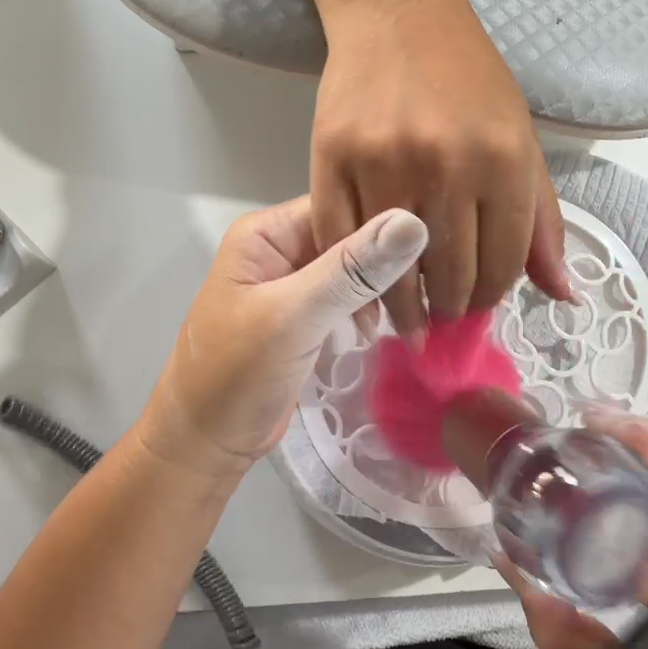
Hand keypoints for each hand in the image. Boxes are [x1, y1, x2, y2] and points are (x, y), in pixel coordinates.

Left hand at [138, 197, 427, 475]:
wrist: (206, 444)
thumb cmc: (236, 375)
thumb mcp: (294, 317)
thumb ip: (352, 271)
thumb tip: (414, 222)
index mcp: (267, 232)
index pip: (342, 204)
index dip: (390, 221)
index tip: (441, 240)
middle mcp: (281, 248)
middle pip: (352, 236)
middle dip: (394, 259)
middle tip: (440, 284)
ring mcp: (294, 284)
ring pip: (356, 269)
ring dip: (387, 288)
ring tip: (426, 308)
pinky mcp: (307, 317)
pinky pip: (350, 298)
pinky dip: (374, 309)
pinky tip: (398, 324)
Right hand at [311, 0, 570, 339]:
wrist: (396, 14)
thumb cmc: (467, 76)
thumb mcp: (521, 138)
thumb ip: (542, 220)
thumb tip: (564, 296)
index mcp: (504, 161)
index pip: (504, 264)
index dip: (492, 299)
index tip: (479, 310)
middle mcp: (448, 166)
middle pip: (451, 274)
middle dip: (451, 310)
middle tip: (442, 322)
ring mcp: (384, 163)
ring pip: (394, 269)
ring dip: (404, 310)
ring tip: (409, 324)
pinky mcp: (332, 158)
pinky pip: (340, 243)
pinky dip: (351, 285)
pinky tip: (364, 310)